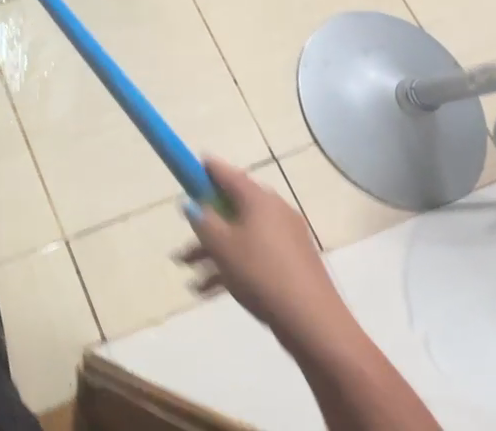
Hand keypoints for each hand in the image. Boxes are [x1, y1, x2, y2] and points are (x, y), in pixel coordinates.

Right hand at [177, 156, 347, 341]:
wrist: (313, 323)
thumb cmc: (260, 273)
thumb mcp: (221, 245)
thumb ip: (202, 219)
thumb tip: (192, 203)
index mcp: (258, 199)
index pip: (224, 172)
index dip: (201, 172)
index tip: (183, 178)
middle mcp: (274, 211)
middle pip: (231, 207)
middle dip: (204, 223)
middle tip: (182, 235)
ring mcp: (286, 238)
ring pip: (240, 235)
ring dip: (212, 250)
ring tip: (187, 270)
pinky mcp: (292, 263)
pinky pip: (254, 255)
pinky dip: (232, 265)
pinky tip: (207, 290)